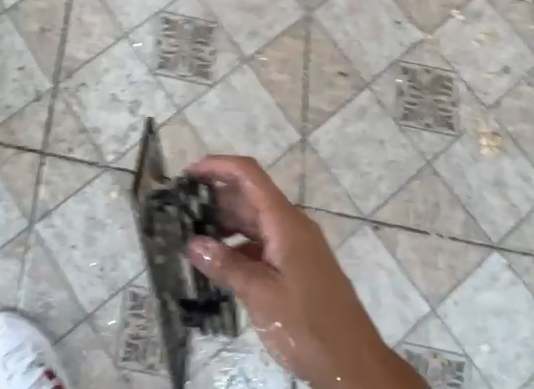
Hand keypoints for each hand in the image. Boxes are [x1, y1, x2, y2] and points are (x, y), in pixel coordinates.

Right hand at [184, 156, 424, 388]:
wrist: (354, 366)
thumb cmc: (308, 325)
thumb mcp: (260, 295)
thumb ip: (226, 266)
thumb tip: (193, 243)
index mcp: (286, 223)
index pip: (249, 175)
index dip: (217, 166)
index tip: (187, 175)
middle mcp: (292, 227)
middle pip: (248, 198)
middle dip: (214, 201)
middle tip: (179, 215)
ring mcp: (296, 248)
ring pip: (254, 223)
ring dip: (224, 227)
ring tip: (192, 240)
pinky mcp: (297, 269)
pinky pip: (262, 246)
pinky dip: (238, 249)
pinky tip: (218, 268)